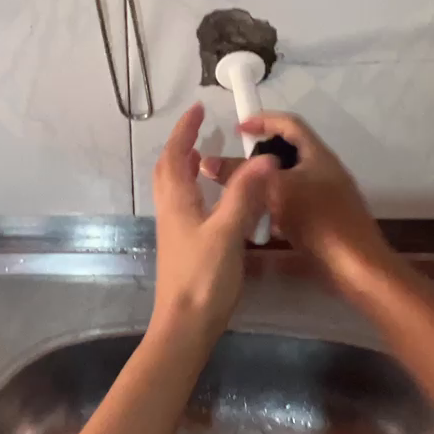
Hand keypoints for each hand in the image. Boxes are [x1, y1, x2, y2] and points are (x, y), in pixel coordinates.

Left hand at [150, 103, 277, 342]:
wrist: (185, 325)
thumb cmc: (203, 278)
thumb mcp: (227, 233)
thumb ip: (245, 196)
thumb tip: (265, 159)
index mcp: (177, 202)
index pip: (176, 155)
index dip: (185, 130)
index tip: (198, 108)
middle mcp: (170, 211)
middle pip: (168, 169)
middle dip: (181, 144)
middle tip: (199, 128)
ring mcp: (174, 229)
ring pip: (173, 187)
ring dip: (184, 166)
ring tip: (204, 155)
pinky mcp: (182, 246)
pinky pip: (184, 204)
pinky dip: (194, 189)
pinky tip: (211, 200)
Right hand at [202, 111, 390, 279]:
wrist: (355, 267)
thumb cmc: (318, 219)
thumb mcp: (275, 191)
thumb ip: (240, 175)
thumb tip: (208, 163)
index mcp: (317, 154)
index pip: (289, 123)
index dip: (262, 120)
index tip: (236, 129)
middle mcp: (323, 170)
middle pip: (287, 152)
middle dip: (258, 158)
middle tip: (234, 167)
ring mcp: (325, 195)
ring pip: (287, 180)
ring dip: (263, 185)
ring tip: (240, 195)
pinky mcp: (323, 219)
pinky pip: (293, 203)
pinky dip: (274, 207)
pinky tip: (258, 223)